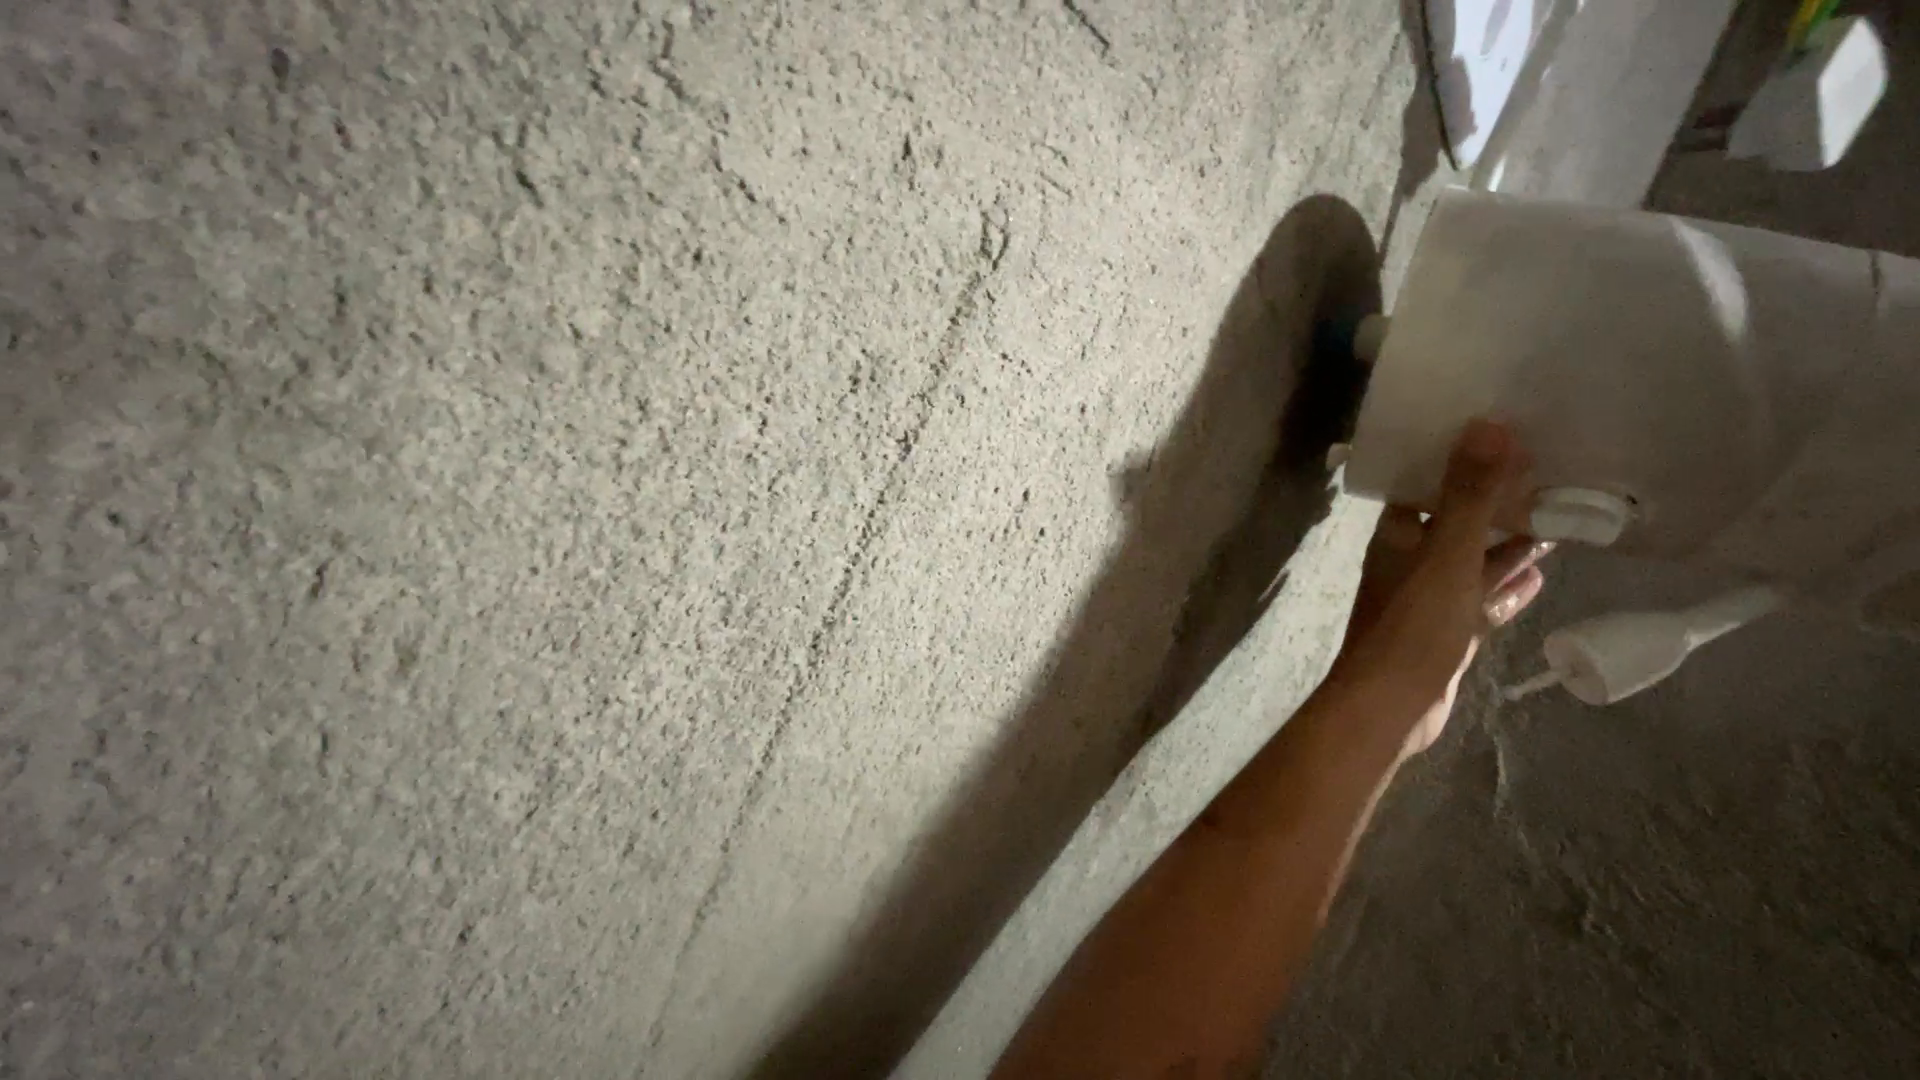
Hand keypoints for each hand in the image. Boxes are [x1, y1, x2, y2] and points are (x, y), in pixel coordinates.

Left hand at [1330, 420, 1551, 757]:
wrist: (1392, 704)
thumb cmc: (1414, 625)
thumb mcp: (1448, 553)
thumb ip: (1469, 494)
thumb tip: (1488, 424)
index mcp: (1398, 535)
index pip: (1424, 482)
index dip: (1457, 458)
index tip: (1499, 430)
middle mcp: (1410, 560)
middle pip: (1456, 519)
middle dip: (1495, 498)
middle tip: (1547, 468)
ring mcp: (1430, 598)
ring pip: (1474, 560)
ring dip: (1509, 542)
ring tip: (1560, 515)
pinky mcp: (1450, 632)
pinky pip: (1483, 600)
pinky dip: (1509, 587)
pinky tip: (1543, 576)